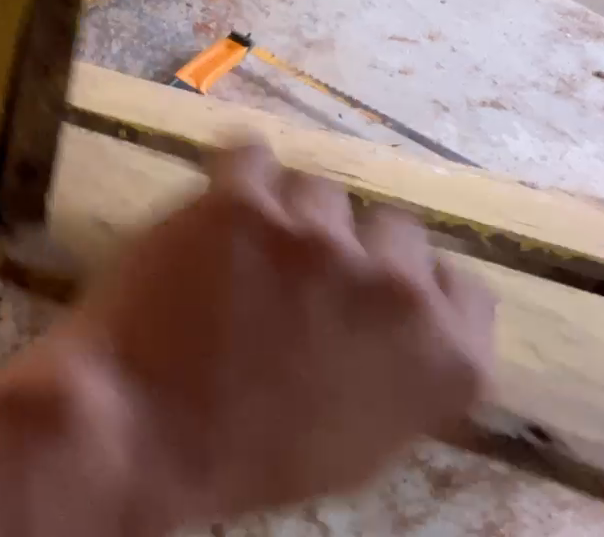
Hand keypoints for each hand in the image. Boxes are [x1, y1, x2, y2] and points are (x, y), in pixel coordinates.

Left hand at [48, 140, 494, 526]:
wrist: (146, 427)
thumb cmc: (248, 451)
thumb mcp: (362, 435)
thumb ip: (396, 368)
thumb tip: (392, 320)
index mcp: (447, 359)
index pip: (457, 284)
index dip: (398, 276)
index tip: (360, 280)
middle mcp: (395, 290)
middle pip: (387, 224)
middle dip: (343, 238)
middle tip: (289, 260)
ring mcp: (316, 240)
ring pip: (314, 186)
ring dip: (283, 205)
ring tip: (238, 237)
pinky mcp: (241, 206)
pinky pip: (249, 153)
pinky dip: (235, 165)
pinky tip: (219, 181)